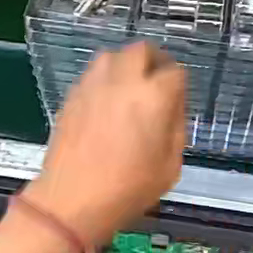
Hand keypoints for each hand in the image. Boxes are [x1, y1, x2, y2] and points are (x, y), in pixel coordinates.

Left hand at [23, 43, 186, 242]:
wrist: (72, 201)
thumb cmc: (128, 189)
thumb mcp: (170, 166)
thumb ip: (176, 128)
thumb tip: (171, 109)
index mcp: (154, 96)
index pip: (175, 73)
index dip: (180, 86)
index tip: (177, 101)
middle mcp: (123, 81)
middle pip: (142, 51)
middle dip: (154, 61)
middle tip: (157, 81)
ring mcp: (93, 85)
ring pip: (112, 56)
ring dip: (126, 65)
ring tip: (130, 88)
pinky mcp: (72, 96)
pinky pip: (92, 75)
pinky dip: (104, 80)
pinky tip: (107, 103)